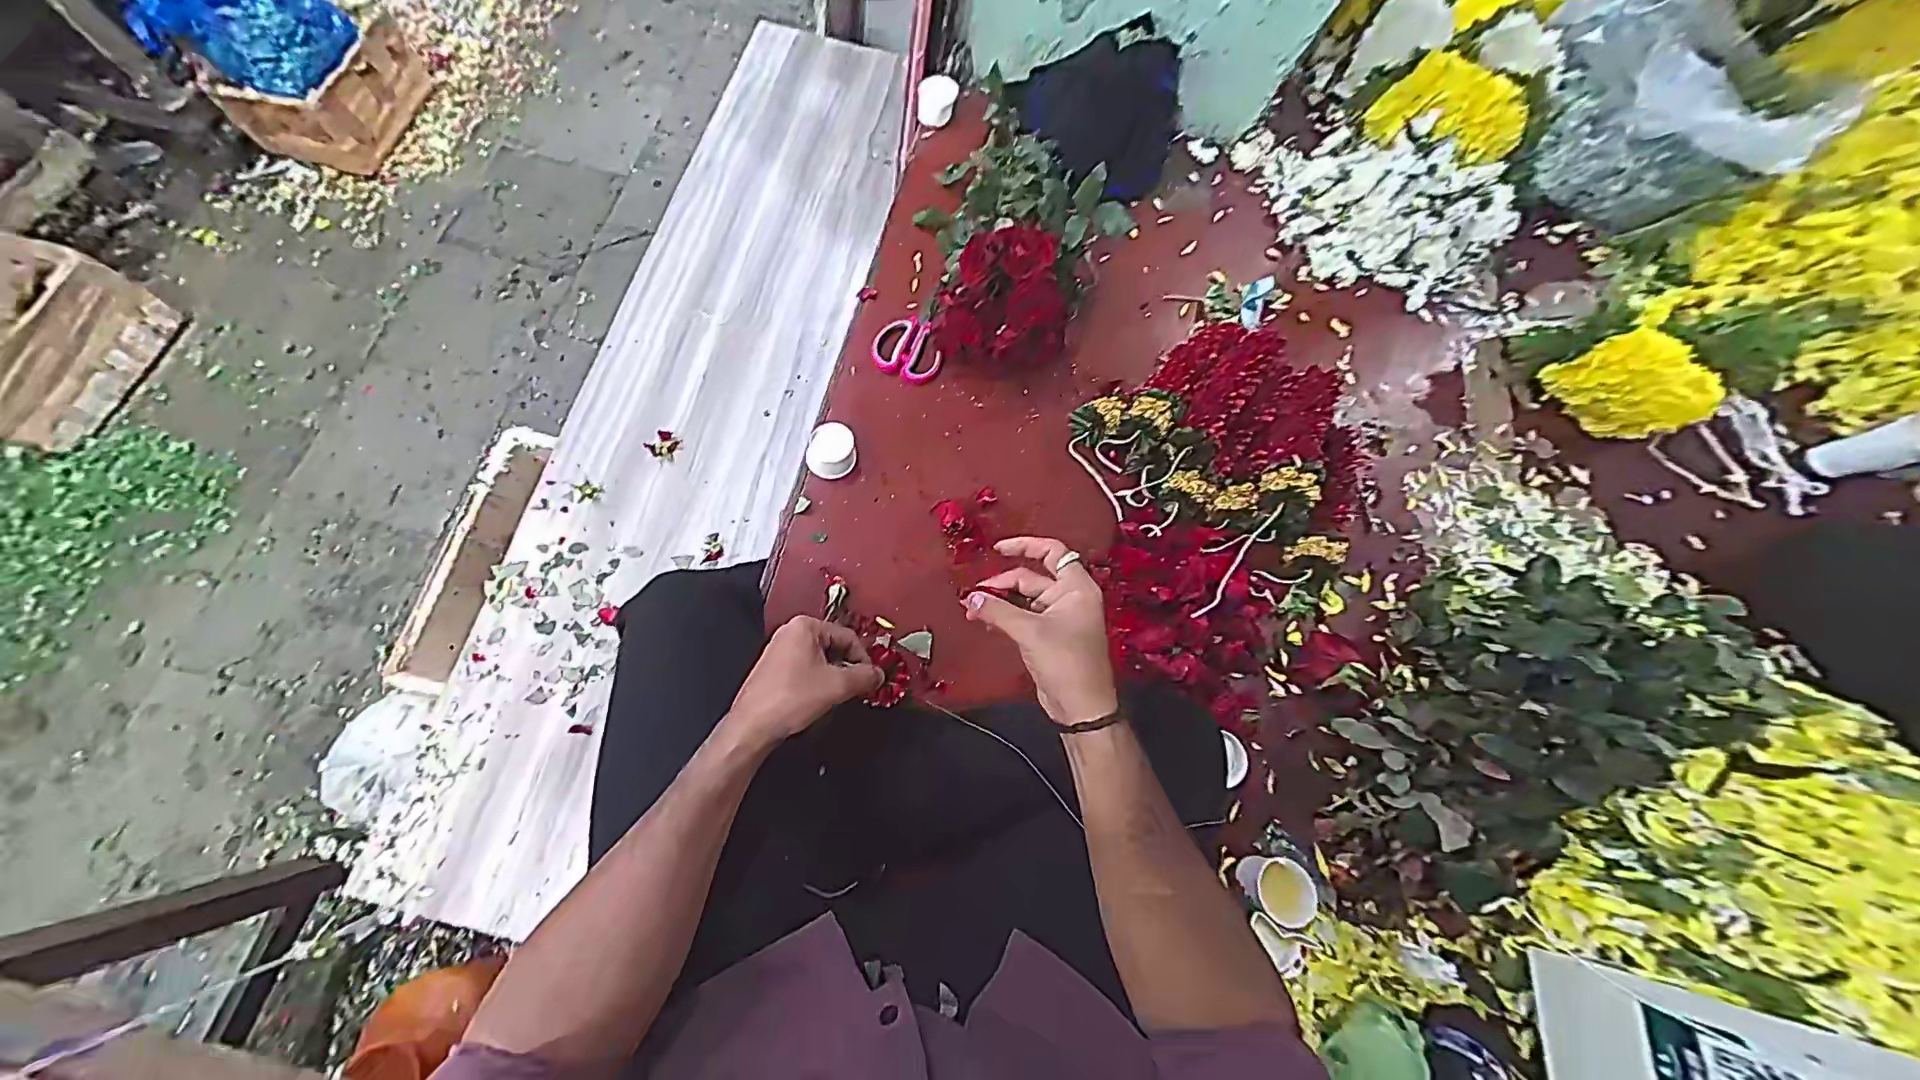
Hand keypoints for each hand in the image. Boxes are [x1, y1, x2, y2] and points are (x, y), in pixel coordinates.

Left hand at [724, 616, 881, 747]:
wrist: (752, 726)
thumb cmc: (789, 699)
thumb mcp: (837, 686)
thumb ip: (864, 676)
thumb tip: (878, 674)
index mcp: (805, 626)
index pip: (848, 637)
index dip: (863, 659)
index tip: (870, 678)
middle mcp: (790, 632)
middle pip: (834, 646)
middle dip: (847, 668)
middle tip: (855, 688)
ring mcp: (780, 650)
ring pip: (821, 659)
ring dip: (833, 676)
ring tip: (835, 696)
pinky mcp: (774, 668)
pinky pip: (806, 668)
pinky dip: (817, 681)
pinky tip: (817, 699)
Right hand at [965, 536, 1119, 726]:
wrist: (1081, 706)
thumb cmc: (1066, 662)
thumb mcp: (1030, 632)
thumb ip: (998, 611)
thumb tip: (971, 597)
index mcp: (1076, 588)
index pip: (1053, 552)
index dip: (1026, 545)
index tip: (998, 548)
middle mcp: (1070, 597)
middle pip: (1033, 577)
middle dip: (1003, 582)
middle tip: (976, 594)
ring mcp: (1060, 617)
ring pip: (1025, 598)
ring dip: (1000, 602)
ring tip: (973, 608)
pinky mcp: (1049, 635)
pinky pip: (1024, 616)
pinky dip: (1006, 616)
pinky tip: (984, 621)